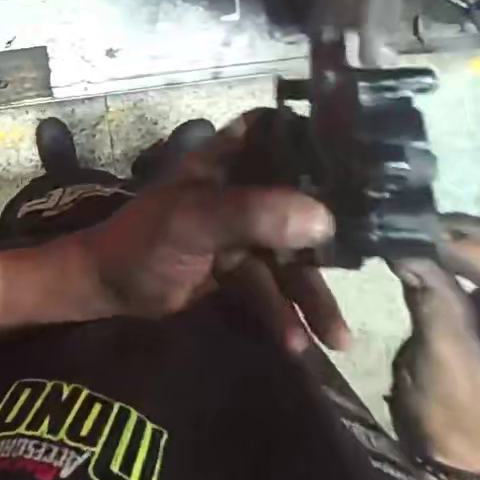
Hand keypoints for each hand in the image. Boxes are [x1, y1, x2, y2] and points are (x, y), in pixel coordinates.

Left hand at [63, 118, 349, 351]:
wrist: (108, 290)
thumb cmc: (145, 240)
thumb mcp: (196, 220)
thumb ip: (253, 213)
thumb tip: (324, 220)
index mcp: (230, 160)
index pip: (284, 136)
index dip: (323, 144)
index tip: (367, 164)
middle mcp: (243, 188)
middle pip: (301, 203)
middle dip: (332, 240)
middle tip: (371, 267)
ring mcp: (242, 229)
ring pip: (289, 257)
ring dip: (312, 295)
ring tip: (338, 337)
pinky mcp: (238, 267)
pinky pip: (270, 288)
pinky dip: (284, 314)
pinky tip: (298, 344)